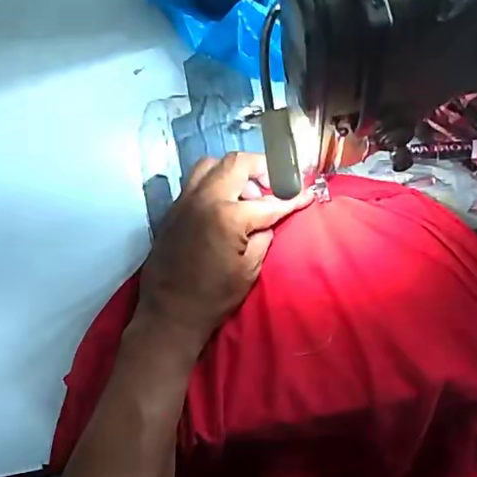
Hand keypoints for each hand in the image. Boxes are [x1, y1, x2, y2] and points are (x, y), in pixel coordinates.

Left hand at [136, 152, 311, 348]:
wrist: (169, 312)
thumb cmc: (213, 298)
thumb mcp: (249, 270)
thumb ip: (262, 238)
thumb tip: (267, 222)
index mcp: (228, 216)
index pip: (268, 201)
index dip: (292, 199)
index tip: (307, 194)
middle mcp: (205, 199)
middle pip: (238, 163)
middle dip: (262, 169)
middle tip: (275, 185)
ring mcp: (185, 200)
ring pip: (211, 165)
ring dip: (233, 172)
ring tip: (245, 193)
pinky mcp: (173, 209)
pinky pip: (196, 182)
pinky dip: (214, 183)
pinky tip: (224, 204)